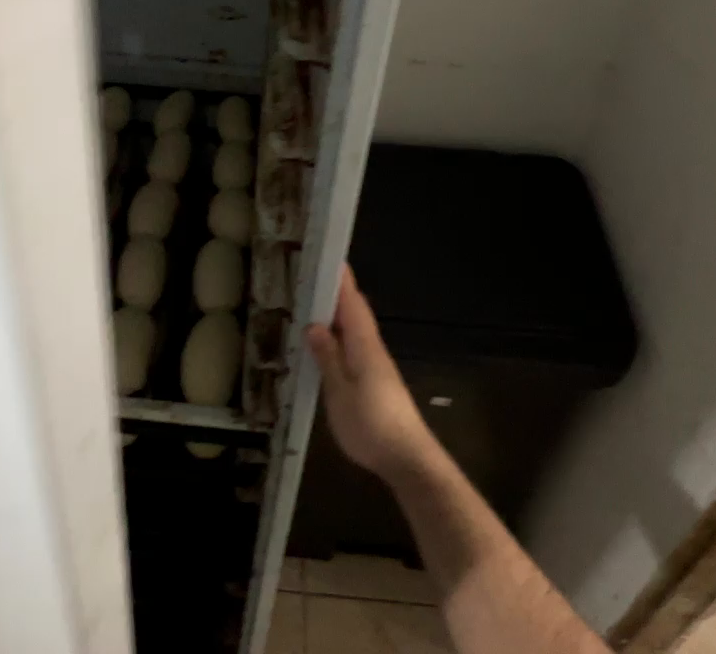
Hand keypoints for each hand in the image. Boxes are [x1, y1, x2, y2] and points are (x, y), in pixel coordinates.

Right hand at [306, 265, 437, 483]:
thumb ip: (328, 358)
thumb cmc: (372, 425)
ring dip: (335, 313)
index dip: (340, 279)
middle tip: (308, 275)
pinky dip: (338, 335)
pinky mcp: (375, 380)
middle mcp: (372, 348)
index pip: (352, 302)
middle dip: (335, 291)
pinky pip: (353, 346)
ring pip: (353, 329)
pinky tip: (324, 343)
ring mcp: (375, 365)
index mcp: (364, 345)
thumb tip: (314, 325)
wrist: (407, 459)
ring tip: (309, 302)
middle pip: (354, 312)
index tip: (326, 255)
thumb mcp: (340, 393)